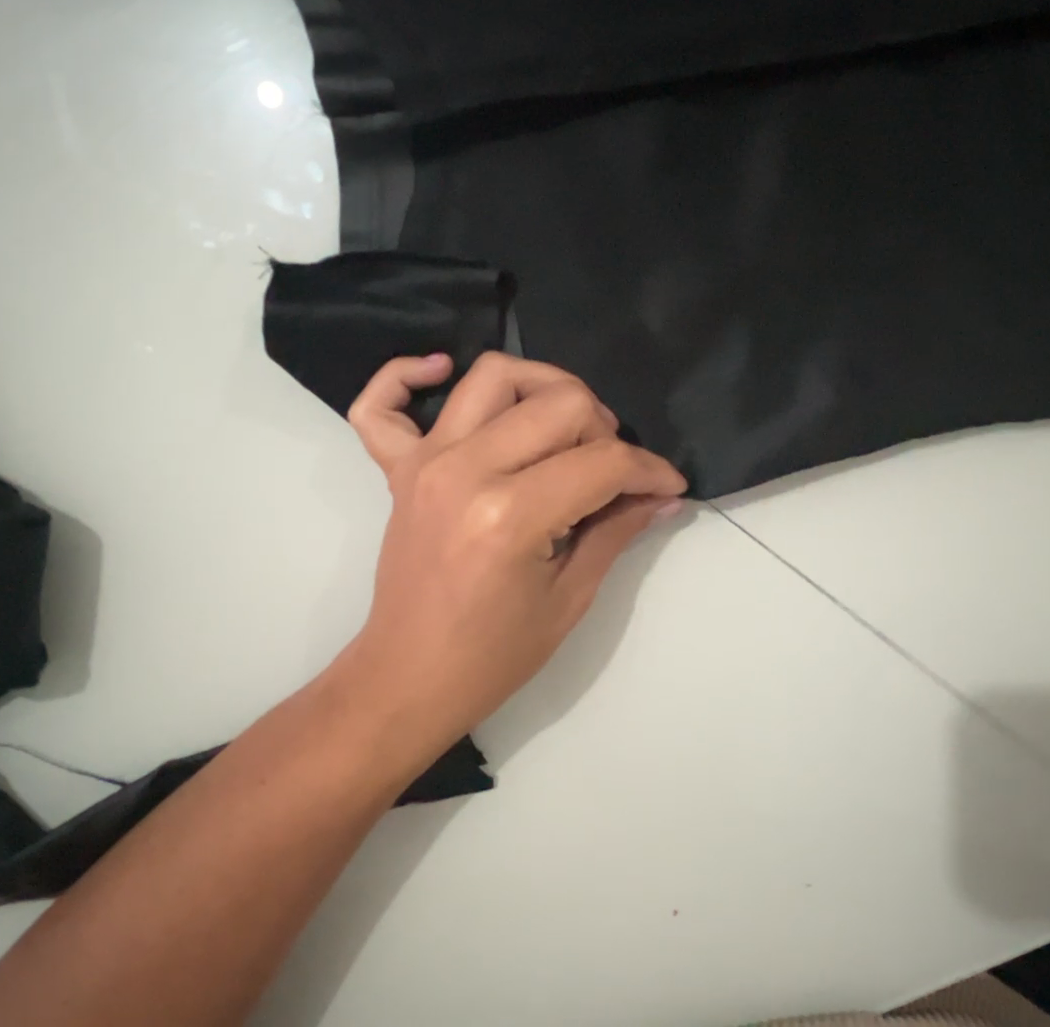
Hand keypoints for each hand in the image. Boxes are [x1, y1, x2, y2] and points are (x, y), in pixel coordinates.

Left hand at [337, 352, 686, 750]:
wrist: (410, 677)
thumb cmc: (494, 655)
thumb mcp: (570, 599)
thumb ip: (617, 532)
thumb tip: (663, 496)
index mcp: (511, 515)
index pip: (602, 461)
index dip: (650, 470)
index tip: (668, 486)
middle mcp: (465, 470)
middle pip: (560, 402)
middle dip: (606, 429)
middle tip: (615, 472)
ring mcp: (425, 462)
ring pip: (493, 376)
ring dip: (544, 388)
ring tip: (563, 429)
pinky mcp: (398, 468)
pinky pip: (381, 403)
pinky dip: (405, 375)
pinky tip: (441, 372)